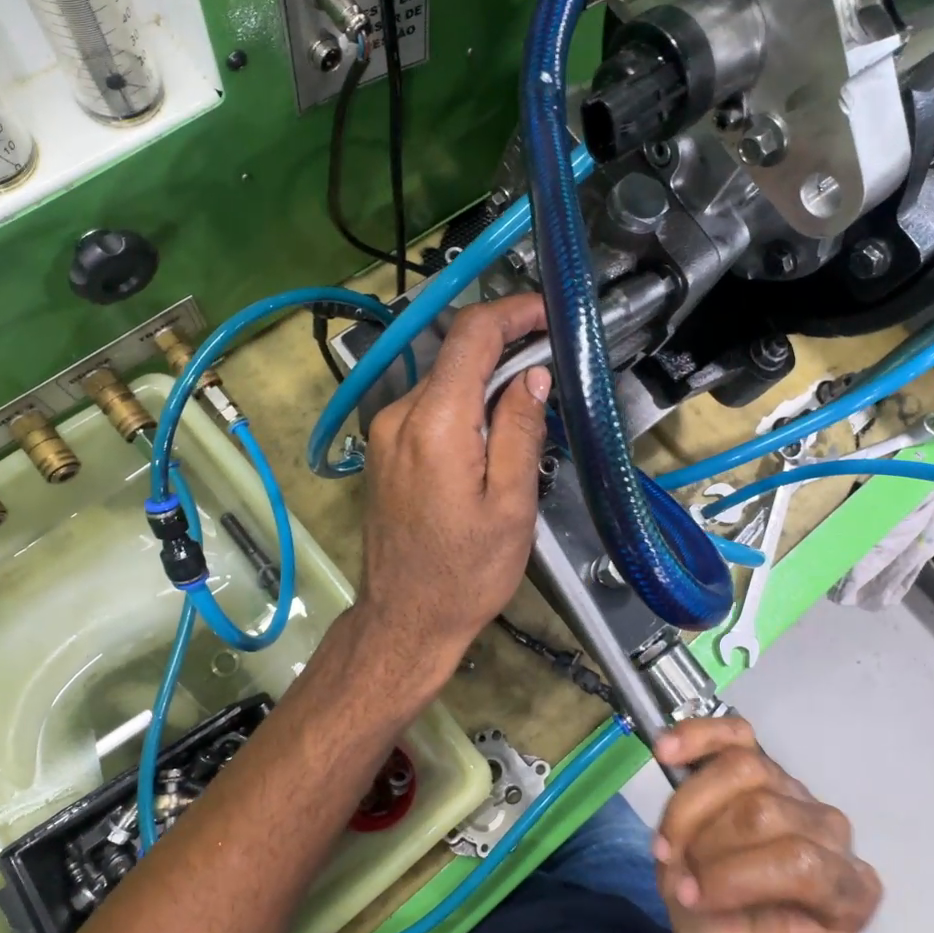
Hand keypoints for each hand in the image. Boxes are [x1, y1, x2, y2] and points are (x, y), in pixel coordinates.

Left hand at [357, 294, 551, 671]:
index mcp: (436, 424)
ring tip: (526, 411)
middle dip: (504, 350)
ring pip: (442, 382)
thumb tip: (530, 374)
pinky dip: (462, 406)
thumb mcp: (511, 505)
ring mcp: (384, 434)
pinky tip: (489, 436)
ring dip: (484, 382)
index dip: (512, 313)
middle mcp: (400, 417)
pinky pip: (427, 410)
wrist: (406, 619)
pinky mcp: (383, 452)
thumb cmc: (466, 573)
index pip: (470, 336)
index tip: (548, 315)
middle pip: (455, 355)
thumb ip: (519, 429)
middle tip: (551, 367)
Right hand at [654, 718, 882, 932]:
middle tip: (676, 881)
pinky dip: (698, 736)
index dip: (738, 877)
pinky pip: (735, 733)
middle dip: (708, 848)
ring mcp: (793, 788)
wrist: (734, 928)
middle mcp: (831, 831)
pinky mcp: (757, 761)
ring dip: (689, 807)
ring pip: (743, 768)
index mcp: (848, 890)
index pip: (804, 863)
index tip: (691, 902)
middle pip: (765, 813)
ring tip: (667, 845)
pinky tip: (666, 750)